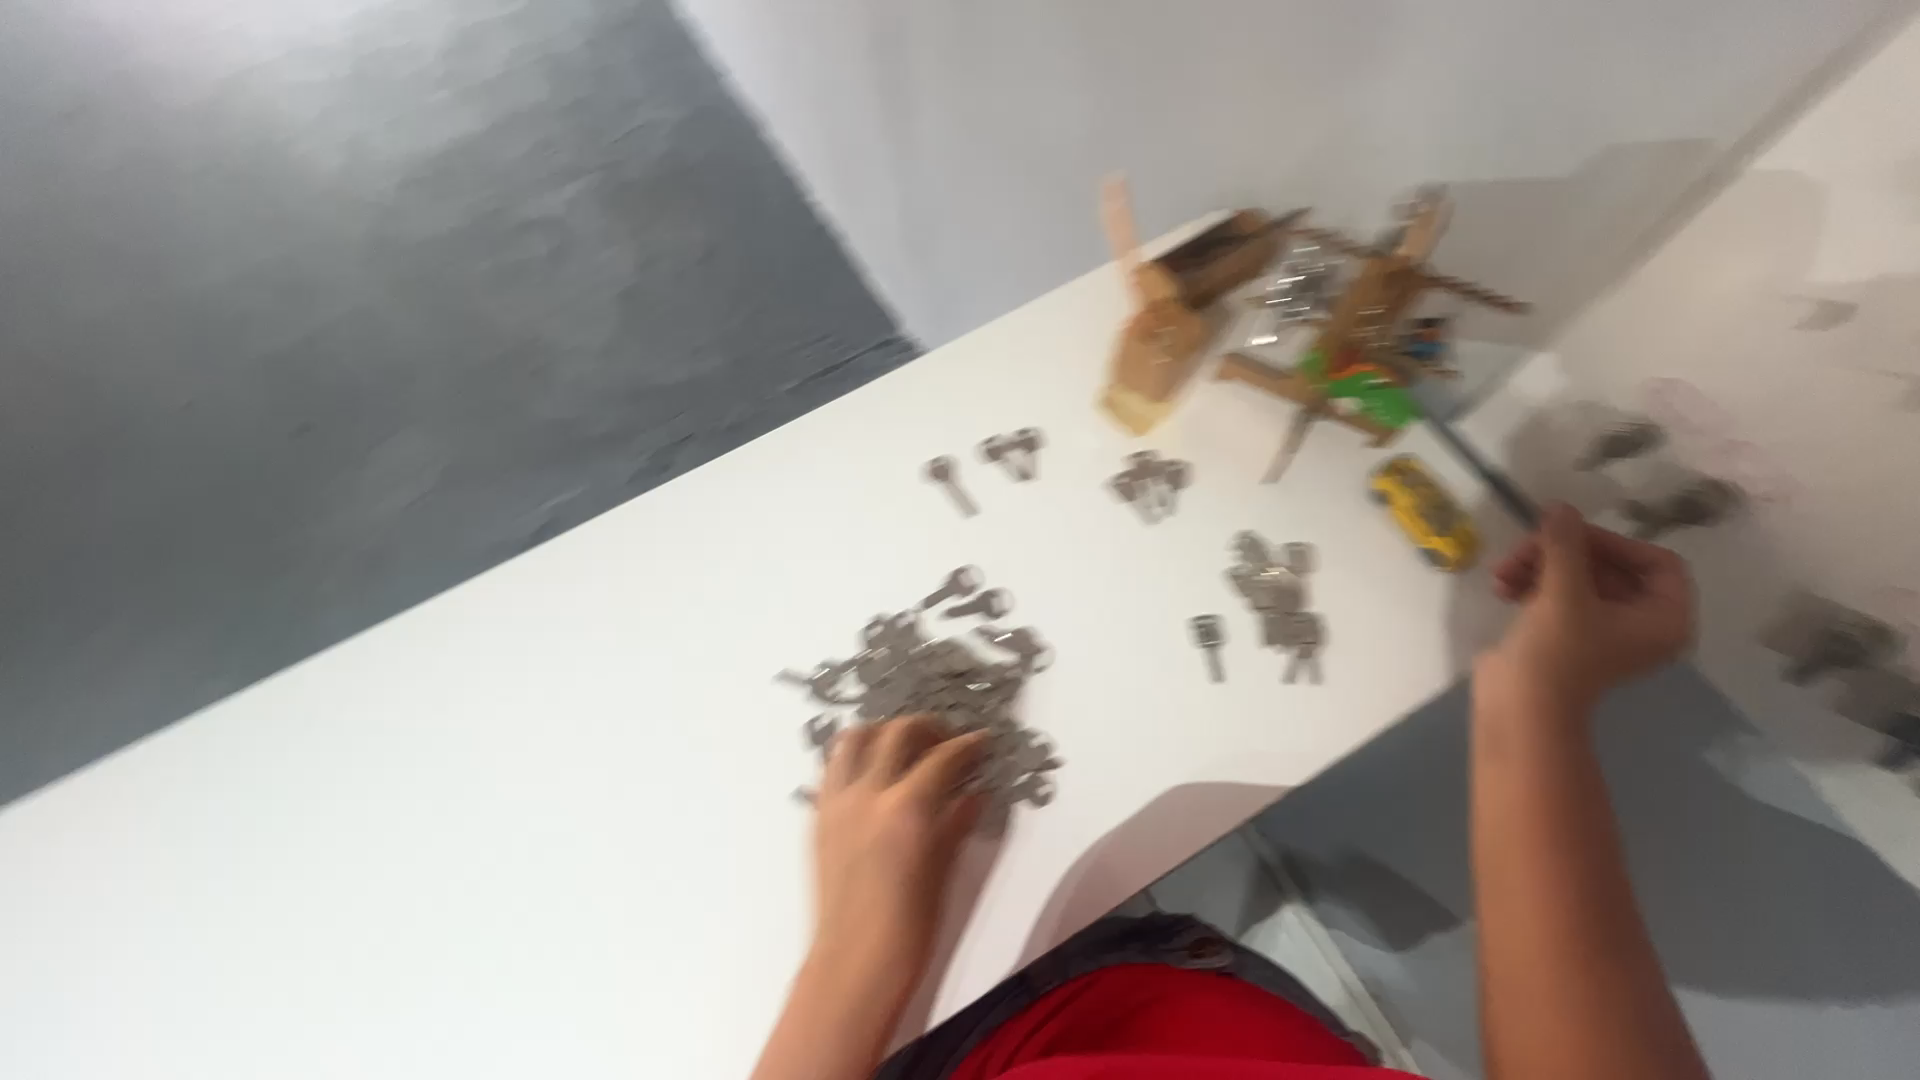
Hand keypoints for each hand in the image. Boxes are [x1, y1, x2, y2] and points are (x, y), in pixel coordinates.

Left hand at [809, 716, 988, 991]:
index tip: (983, 741)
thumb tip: (974, 791)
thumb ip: (957, 821)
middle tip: (947, 740)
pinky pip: (832, 765)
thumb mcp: (943, 868)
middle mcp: (868, 793)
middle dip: (928, 727)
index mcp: (907, 808)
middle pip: (898, 732)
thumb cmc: (910, 925)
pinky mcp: (818, 813)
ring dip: (883, 731)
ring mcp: (837, 800)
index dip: (969, 745)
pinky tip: (873, 771)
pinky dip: (854, 755)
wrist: (854, 962)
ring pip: (855, 737)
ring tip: (903, 746)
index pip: (944, 757)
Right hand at [1477, 503, 1693, 713]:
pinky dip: (1531, 585)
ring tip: (1502, 572)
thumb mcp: (1562, 592)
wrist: (1519, 706)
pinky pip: (1558, 595)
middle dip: (1560, 554)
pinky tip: (1503, 587)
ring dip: (1537, 567)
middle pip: (1609, 567)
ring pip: (1577, 578)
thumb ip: (1564, 545)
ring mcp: (1602, 630)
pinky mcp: (1567, 635)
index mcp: (1663, 618)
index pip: (1656, 561)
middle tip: (1522, 550)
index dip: (1613, 542)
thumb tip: (1560, 507)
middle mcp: (1641, 624)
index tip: (1569, 536)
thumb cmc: (1557, 652)